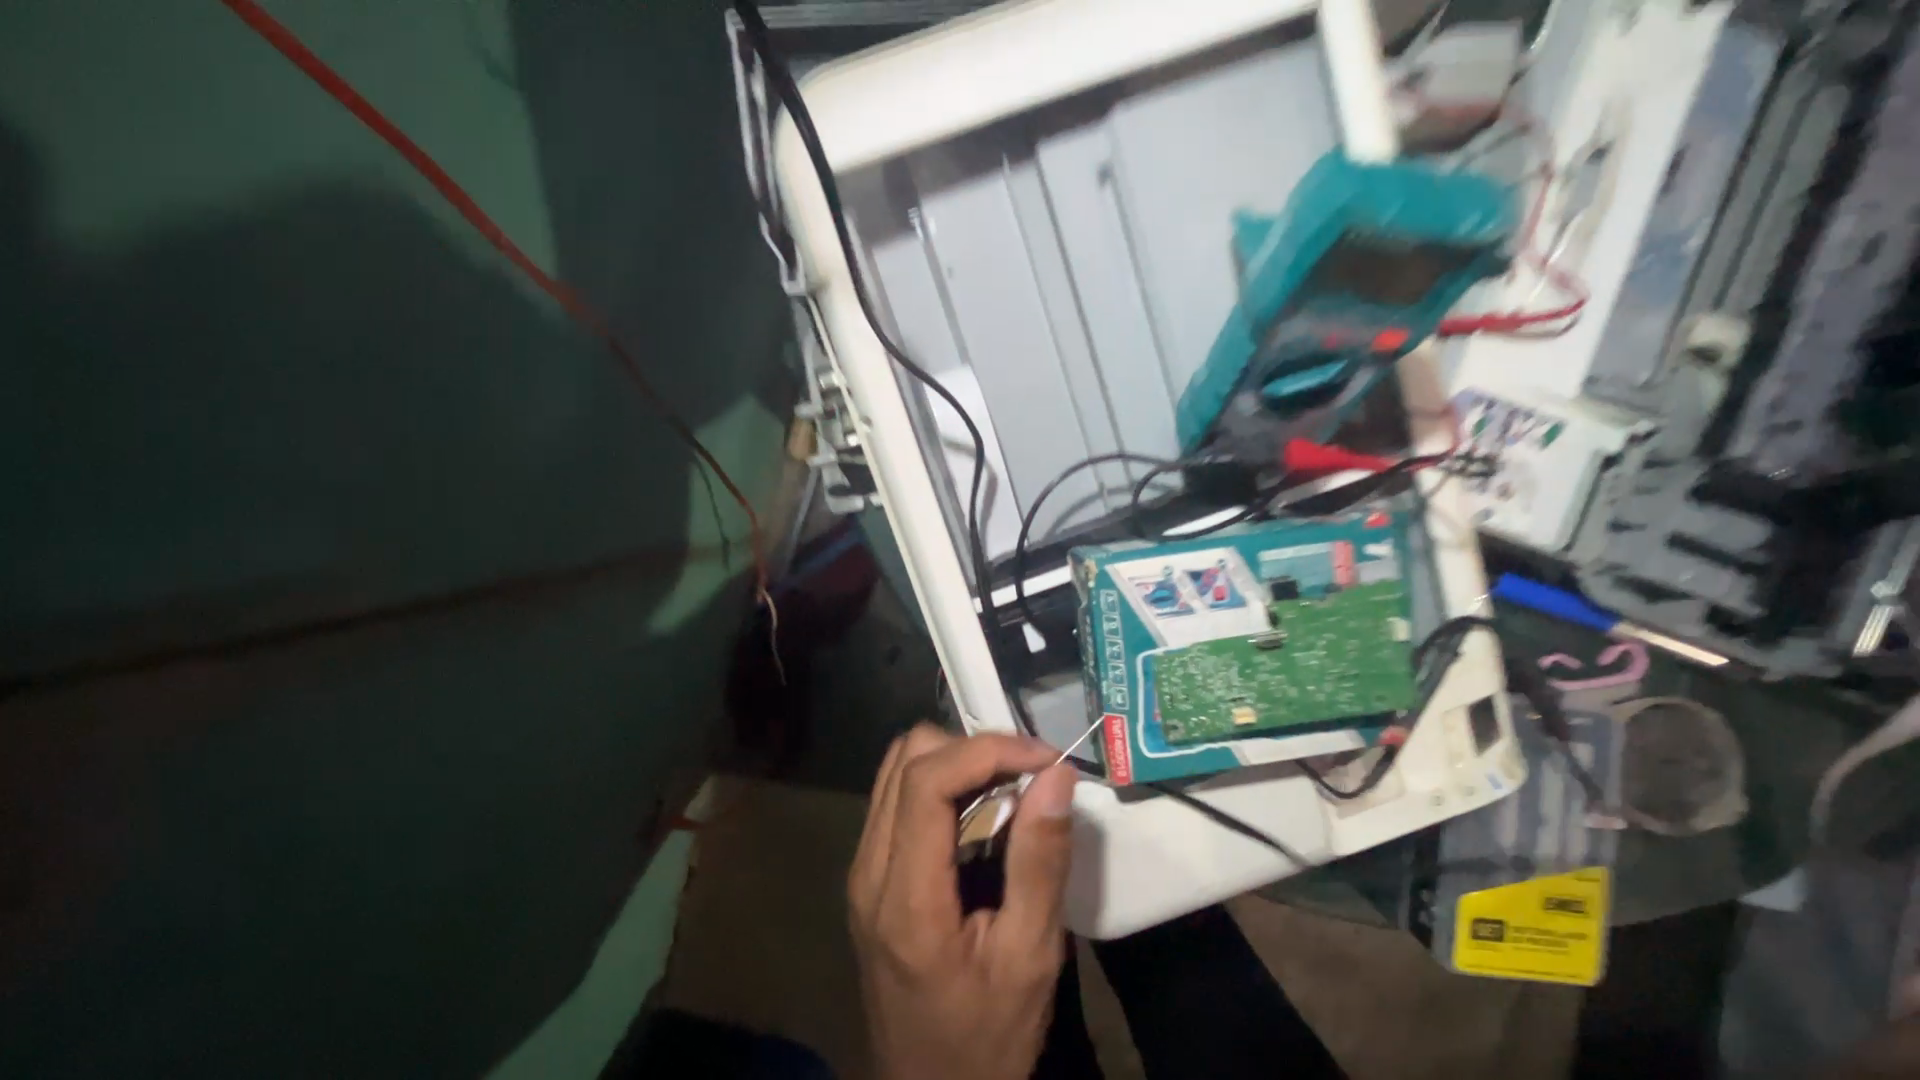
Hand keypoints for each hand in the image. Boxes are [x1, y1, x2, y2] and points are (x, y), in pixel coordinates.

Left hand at [848, 724, 1079, 1079]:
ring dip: (956, 763)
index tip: (1044, 758)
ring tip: (1012, 787)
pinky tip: (982, 814)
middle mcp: (868, 870)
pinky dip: (941, 786)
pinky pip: (896, 802)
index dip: (986, 750)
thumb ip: (1039, 862)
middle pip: (904, 761)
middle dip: (972, 749)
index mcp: (903, 896)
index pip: (925, 781)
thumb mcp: (1029, 958)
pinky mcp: (869, 879)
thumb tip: (1056, 776)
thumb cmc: (987, 1037)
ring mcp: (861, 873)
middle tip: (1031, 774)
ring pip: (895, 772)